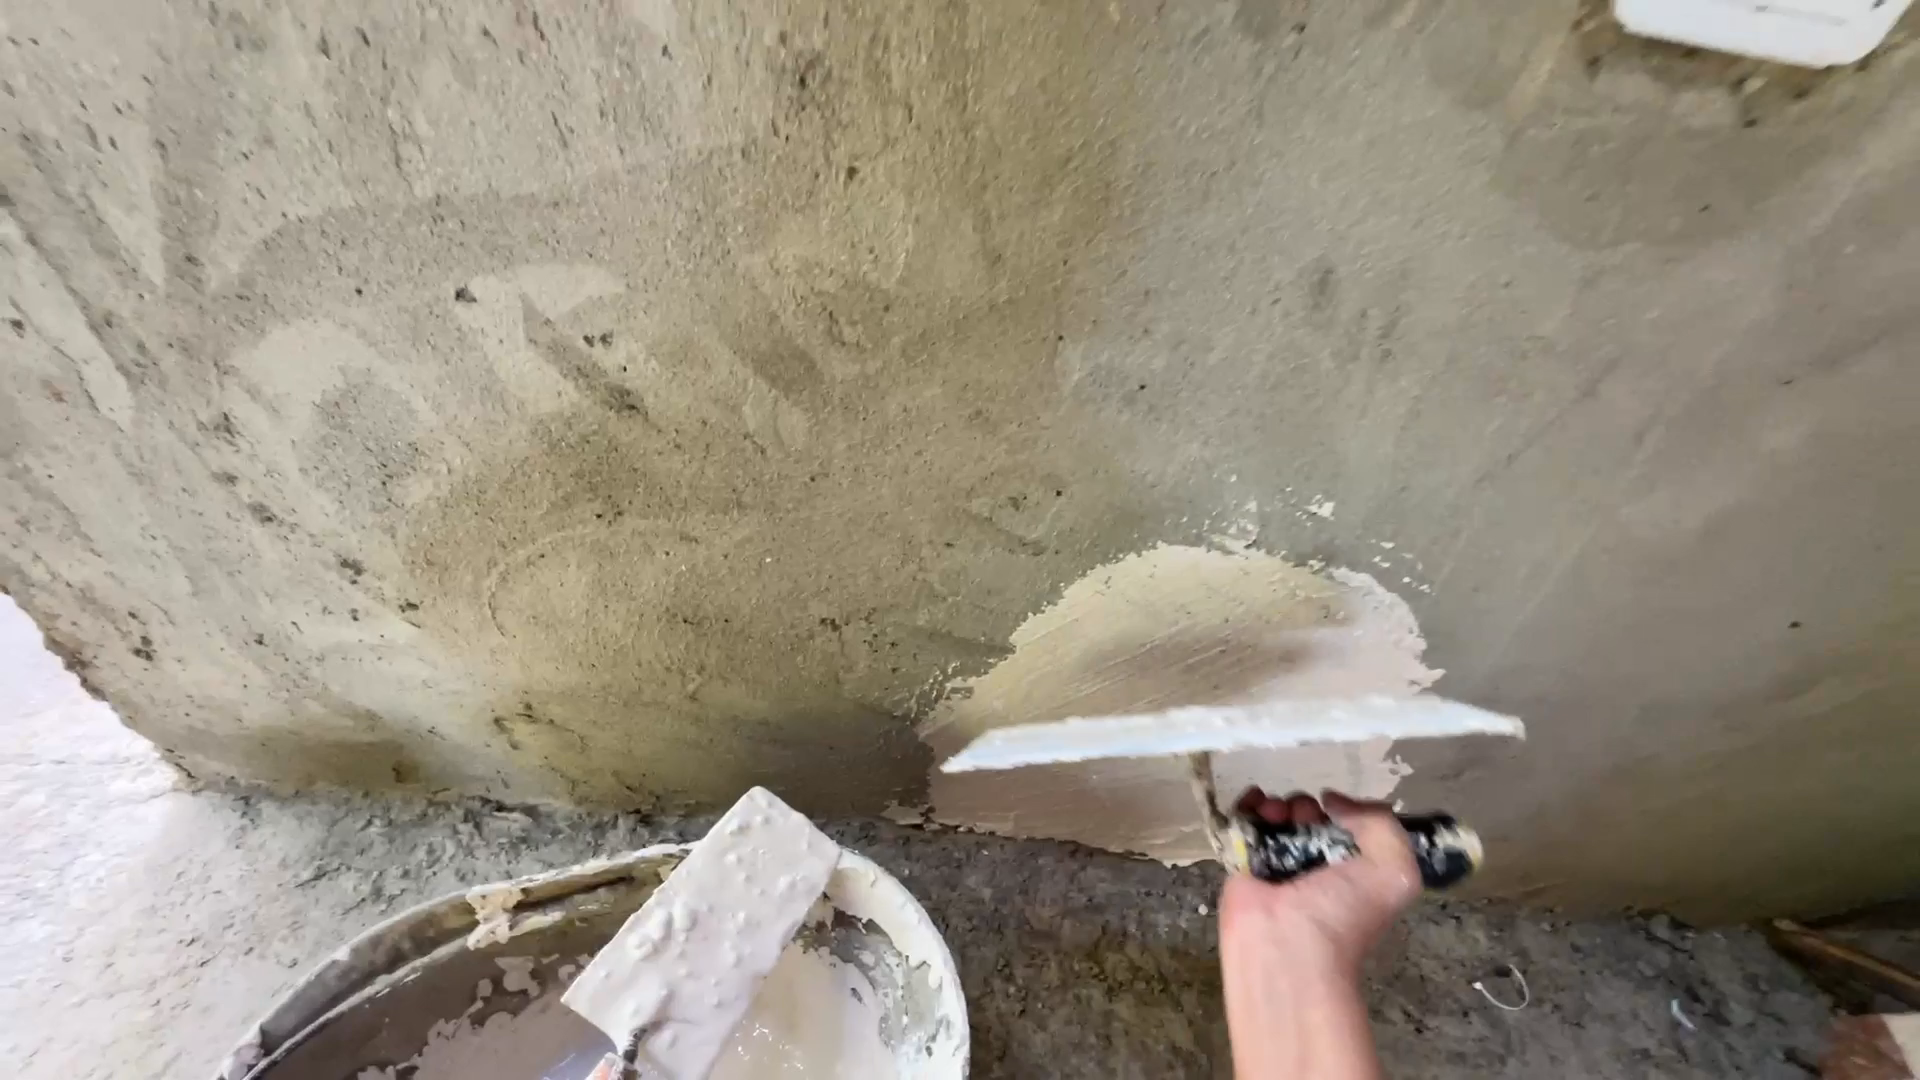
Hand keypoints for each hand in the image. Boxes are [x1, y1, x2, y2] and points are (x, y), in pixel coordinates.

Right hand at [1218, 789, 1421, 976]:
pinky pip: (1243, 820)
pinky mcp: (1243, 858)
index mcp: (1353, 870)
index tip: (1332, 810)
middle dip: (1304, 806)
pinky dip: (1247, 804)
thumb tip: (1331, 800)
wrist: (1285, 944)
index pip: (1346, 825)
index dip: (1342, 809)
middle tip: (1301, 817)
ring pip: (1275, 814)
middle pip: (1307, 816)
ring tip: (1274, 813)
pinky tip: (1253, 803)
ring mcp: (1276, 861)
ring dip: (1275, 803)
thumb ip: (1381, 824)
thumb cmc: (1342, 913)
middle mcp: (1315, 865)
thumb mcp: (1395, 872)